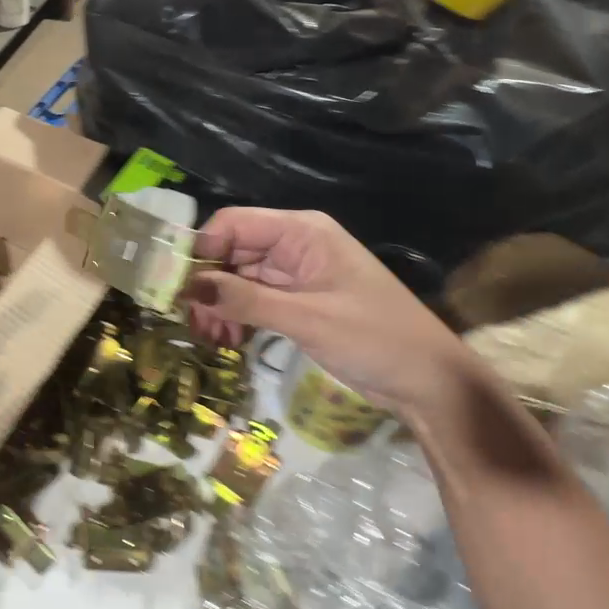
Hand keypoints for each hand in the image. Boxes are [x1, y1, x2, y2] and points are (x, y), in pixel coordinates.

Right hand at [183, 208, 475, 414]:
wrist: (432, 384)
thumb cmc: (375, 339)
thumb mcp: (307, 319)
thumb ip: (245, 300)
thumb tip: (187, 287)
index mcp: (302, 232)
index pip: (233, 224)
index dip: (201, 250)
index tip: (176, 286)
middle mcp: (295, 244)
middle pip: (232, 250)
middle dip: (207, 283)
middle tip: (190, 321)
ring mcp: (297, 274)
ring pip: (239, 277)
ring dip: (219, 303)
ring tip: (210, 337)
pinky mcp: (299, 300)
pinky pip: (254, 298)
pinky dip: (237, 315)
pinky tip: (228, 339)